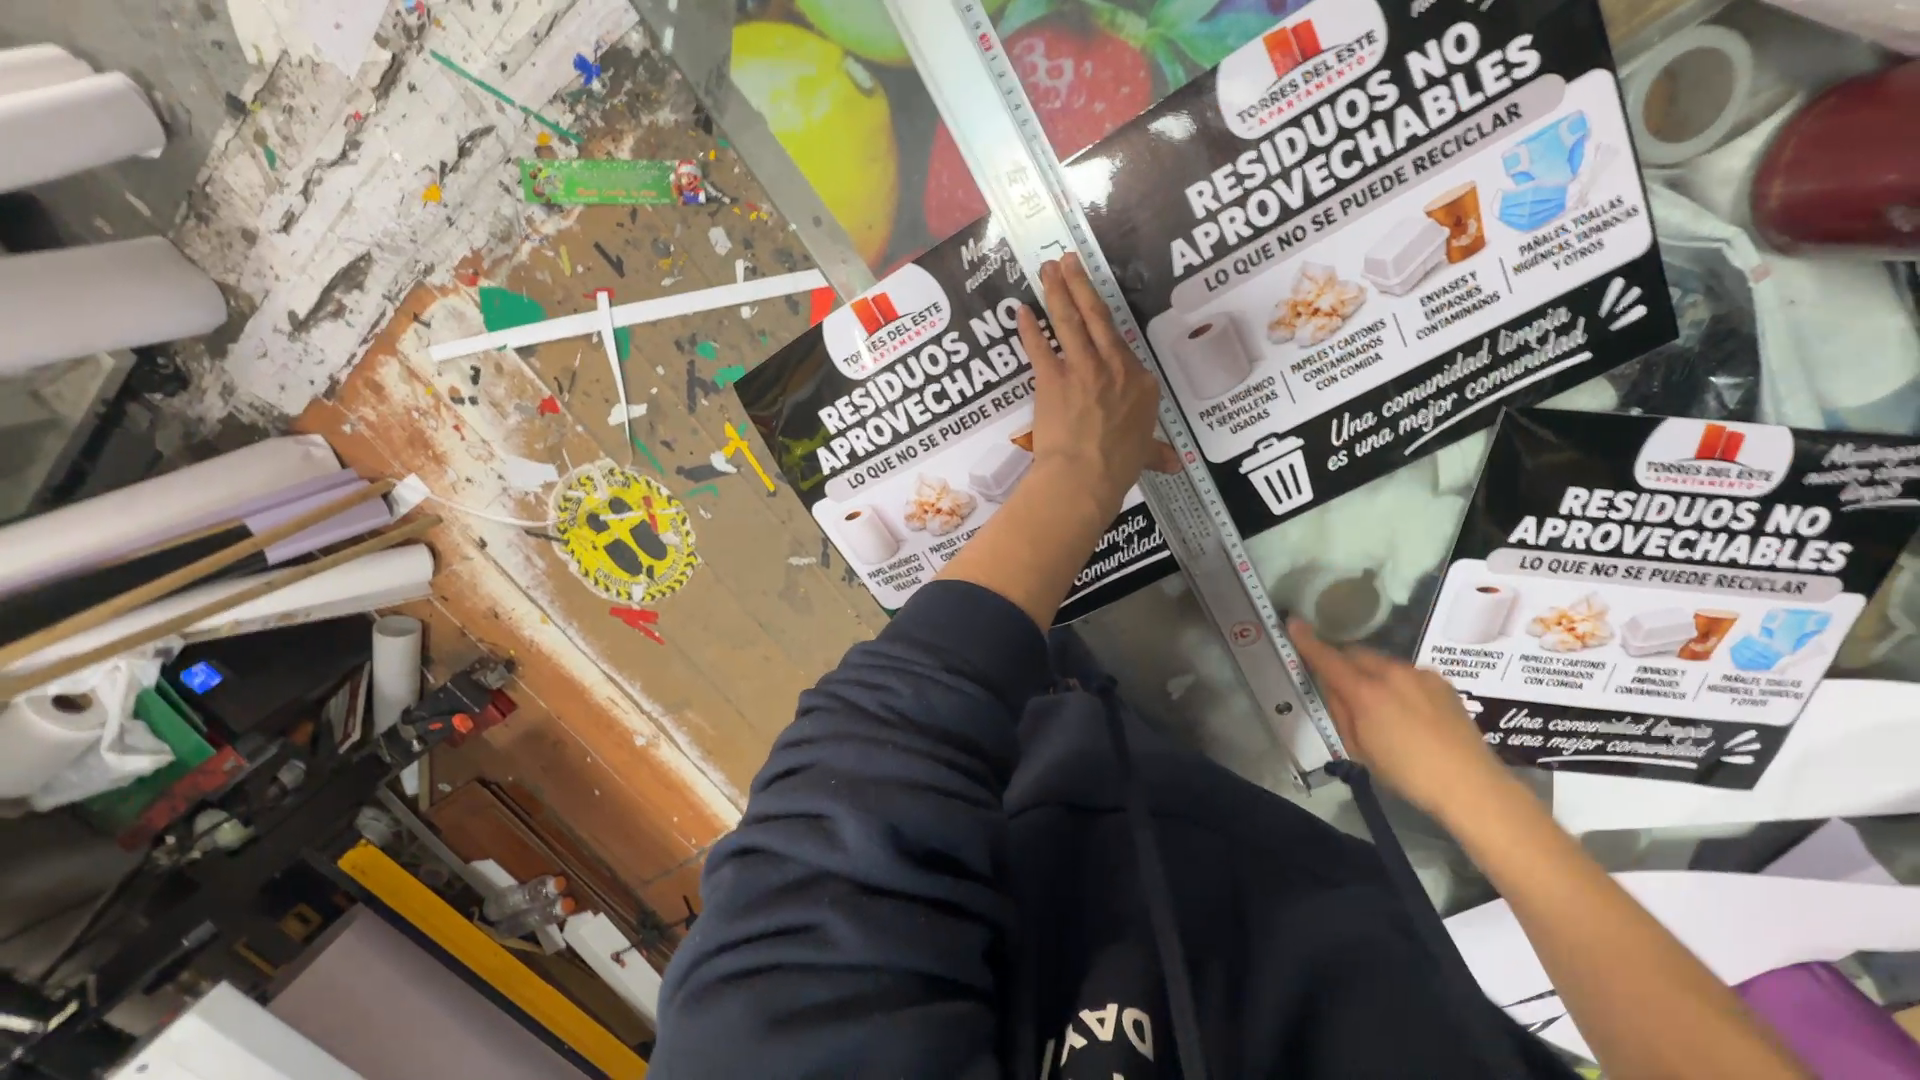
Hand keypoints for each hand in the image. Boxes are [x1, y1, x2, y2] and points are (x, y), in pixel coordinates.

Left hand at [1017, 255, 1179, 510]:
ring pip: (1070, 321)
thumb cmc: (1118, 468)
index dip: (1107, 327)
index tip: (1096, 308)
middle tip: (1068, 260)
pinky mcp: (1053, 379)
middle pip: (1098, 317)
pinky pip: (1039, 347)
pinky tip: (1021, 311)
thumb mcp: (1144, 455)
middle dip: (1081, 284)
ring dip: (1057, 291)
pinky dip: (1029, 328)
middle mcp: (1115, 368)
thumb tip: (1174, 464)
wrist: (1085, 477)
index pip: (1123, 347)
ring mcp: (1083, 370)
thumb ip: (1156, 453)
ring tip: (1048, 269)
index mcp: (1141, 384)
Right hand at [1287, 617, 1511, 819]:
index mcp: (1366, 693)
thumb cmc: (1407, 774)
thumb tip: (1334, 688)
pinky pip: (1407, 674)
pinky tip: (1408, 711)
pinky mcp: (1442, 682)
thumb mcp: (1359, 748)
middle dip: (1343, 663)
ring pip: (1383, 663)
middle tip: (1341, 688)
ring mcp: (1421, 674)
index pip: (1328, 659)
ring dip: (1371, 674)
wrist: (1471, 785)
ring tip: (1379, 706)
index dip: (1308, 641)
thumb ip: (1342, 712)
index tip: (1293, 623)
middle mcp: (1392, 673)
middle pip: (1356, 654)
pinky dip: (1397, 683)